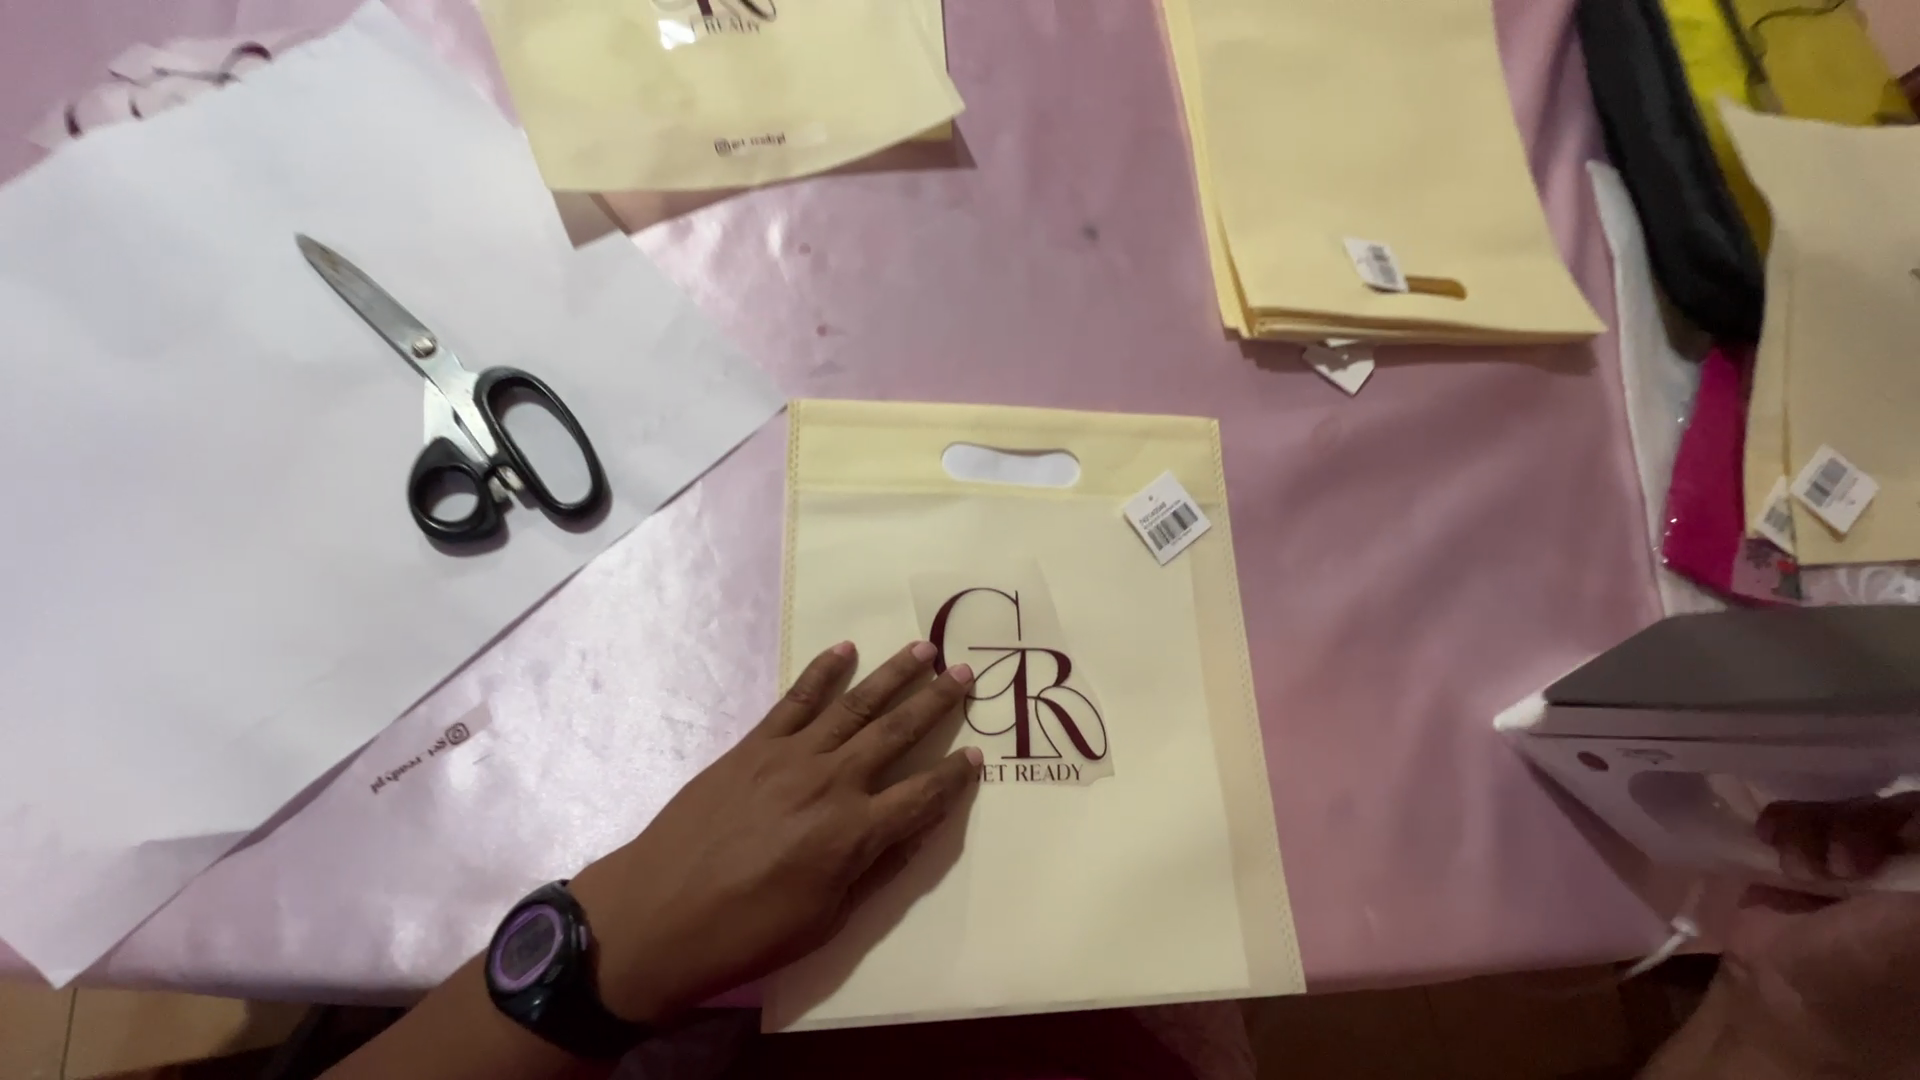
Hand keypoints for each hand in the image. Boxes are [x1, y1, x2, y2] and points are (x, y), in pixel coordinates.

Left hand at [568, 641, 979, 1025]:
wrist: (655, 917)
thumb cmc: (747, 934)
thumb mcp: (825, 920)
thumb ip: (876, 867)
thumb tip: (918, 828)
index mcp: (855, 833)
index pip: (924, 794)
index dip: (956, 775)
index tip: (977, 754)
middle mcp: (832, 782)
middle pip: (898, 732)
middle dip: (937, 702)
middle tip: (965, 673)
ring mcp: (792, 756)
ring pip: (855, 705)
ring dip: (893, 674)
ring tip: (924, 649)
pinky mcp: (755, 745)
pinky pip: (796, 699)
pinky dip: (822, 672)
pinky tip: (845, 650)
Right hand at [1714, 796, 1919, 1077]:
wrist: (1779, 989)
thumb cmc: (1862, 969)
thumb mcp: (1911, 928)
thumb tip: (1912, 826)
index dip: (1910, 820)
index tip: (1893, 841)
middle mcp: (1914, 870)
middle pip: (1900, 810)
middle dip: (1861, 825)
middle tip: (1845, 863)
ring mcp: (1867, 863)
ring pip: (1847, 807)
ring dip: (1814, 828)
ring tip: (1799, 868)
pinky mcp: (1810, 856)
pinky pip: (1798, 813)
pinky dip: (1781, 823)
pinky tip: (1771, 844)